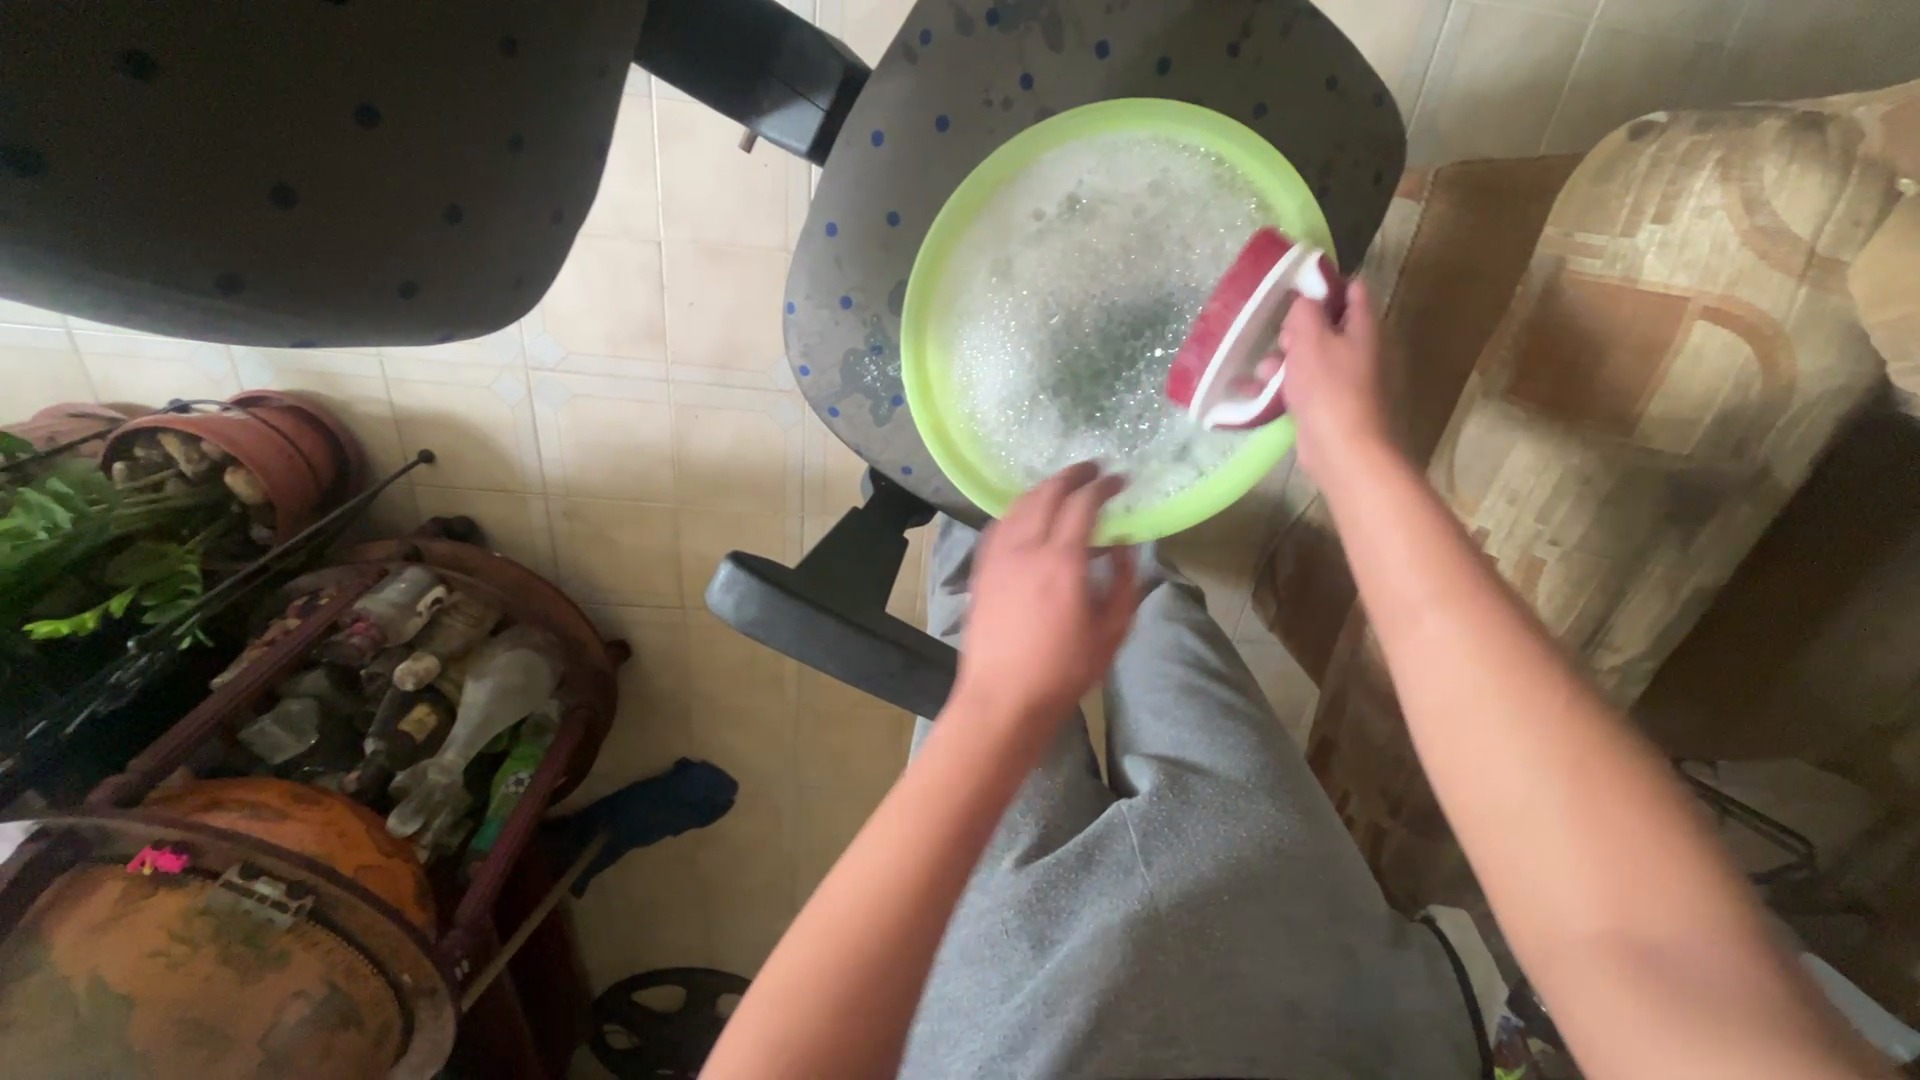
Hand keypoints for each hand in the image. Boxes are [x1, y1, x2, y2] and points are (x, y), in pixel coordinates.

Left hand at [952, 463, 1140, 726]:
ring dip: (1043, 489)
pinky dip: (1016, 511)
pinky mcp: (981, 571)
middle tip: (1092, 470)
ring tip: (1062, 487)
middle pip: (1047, 493)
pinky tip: (1025, 517)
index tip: (1119, 479)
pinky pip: (998, 526)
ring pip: (1018, 505)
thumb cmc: (1063, 670)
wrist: (1003, 697)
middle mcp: (1025, 548)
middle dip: (1072, 475)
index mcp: (1061, 561)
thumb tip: (1123, 546)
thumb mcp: (1111, 631)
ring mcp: (997, 557)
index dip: (1103, 485)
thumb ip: (1123, 582)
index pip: (1083, 504)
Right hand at [1275, 279, 1392, 479]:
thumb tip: (1303, 300)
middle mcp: (1358, 349)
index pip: (1351, 289)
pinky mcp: (1326, 404)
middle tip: (1276, 336)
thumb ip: (1305, 311)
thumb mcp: (1311, 338)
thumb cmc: (1329, 387)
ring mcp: (1343, 379)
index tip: (1292, 287)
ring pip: (1308, 357)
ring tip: (1262, 371)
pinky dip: (1281, 385)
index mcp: (1363, 326)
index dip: (1323, 284)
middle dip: (1295, 328)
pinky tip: (1257, 390)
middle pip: (1325, 324)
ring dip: (1283, 359)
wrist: (1342, 448)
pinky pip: (1301, 385)